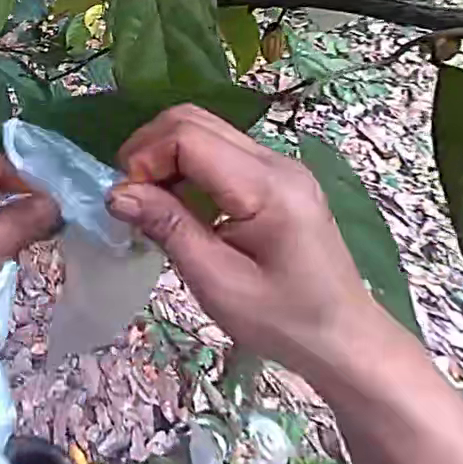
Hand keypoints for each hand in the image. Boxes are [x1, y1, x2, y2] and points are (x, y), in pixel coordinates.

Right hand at [104, 105, 394, 378]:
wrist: (345, 342)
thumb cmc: (282, 320)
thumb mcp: (216, 280)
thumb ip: (167, 227)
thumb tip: (116, 193)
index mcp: (268, 187)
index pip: (187, 137)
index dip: (144, 158)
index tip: (128, 200)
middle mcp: (275, 163)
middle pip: (190, 120)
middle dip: (147, 150)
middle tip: (132, 195)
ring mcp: (276, 166)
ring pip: (198, 128)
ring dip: (160, 155)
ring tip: (150, 200)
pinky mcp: (270, 176)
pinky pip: (211, 147)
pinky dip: (178, 164)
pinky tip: (175, 201)